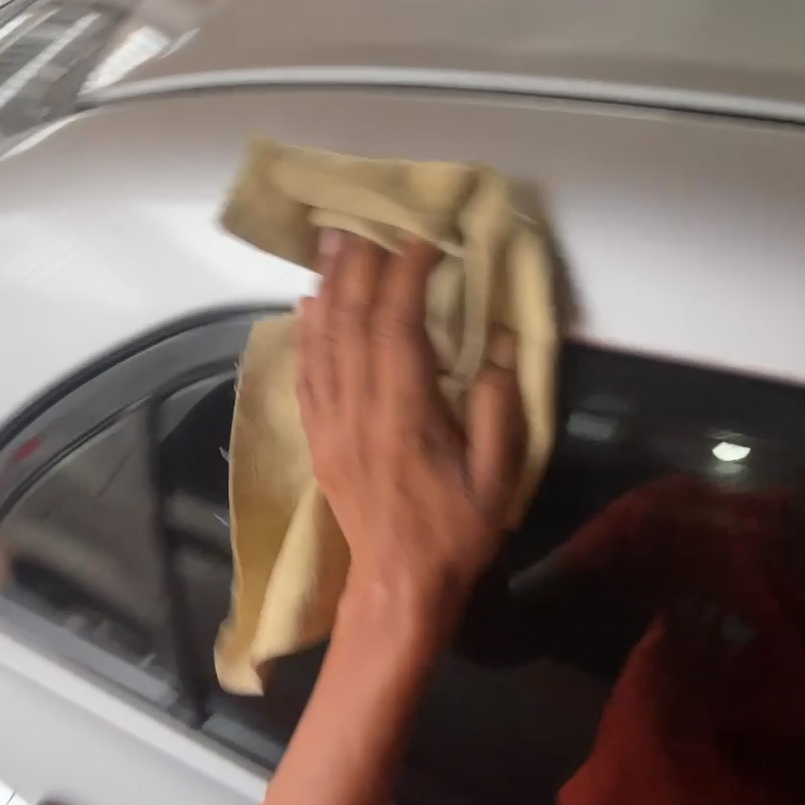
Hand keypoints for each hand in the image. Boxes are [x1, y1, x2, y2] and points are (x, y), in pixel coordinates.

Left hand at [297, 230, 523, 642]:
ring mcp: (331, 423)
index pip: (398, 326)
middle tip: (364, 218)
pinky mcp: (319, 437)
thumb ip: (498, 407)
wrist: (398, 586)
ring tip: (332, 241)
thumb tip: (495, 342)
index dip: (406, 273)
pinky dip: (308, 330)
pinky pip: (306, 372)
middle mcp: (358, 409)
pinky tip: (310, 302)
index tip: (420, 236)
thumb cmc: (455, 533)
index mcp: (404, 415)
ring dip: (328, 285)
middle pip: (350, 321)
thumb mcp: (498, 478)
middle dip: (358, 264)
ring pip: (322, 339)